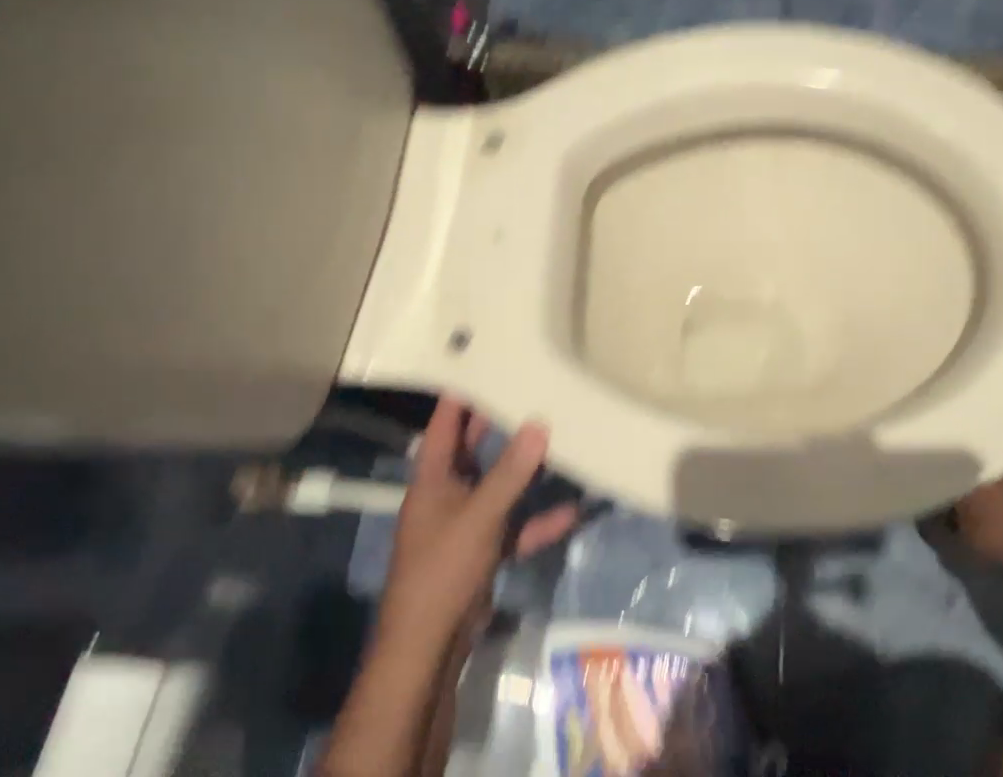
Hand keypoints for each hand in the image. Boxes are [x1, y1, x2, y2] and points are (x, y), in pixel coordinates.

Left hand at [378, 397, 579, 648]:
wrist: (430, 642)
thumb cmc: (443, 567)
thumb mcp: (480, 515)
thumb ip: (511, 472)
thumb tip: (539, 424)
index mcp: (432, 478)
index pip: (444, 424)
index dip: (460, 394)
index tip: (484, 361)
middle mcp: (447, 494)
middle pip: (473, 450)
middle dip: (498, 424)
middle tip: (530, 389)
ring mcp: (465, 524)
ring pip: (498, 486)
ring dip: (524, 470)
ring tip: (557, 438)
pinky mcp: (483, 551)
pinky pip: (514, 526)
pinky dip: (538, 520)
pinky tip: (571, 511)